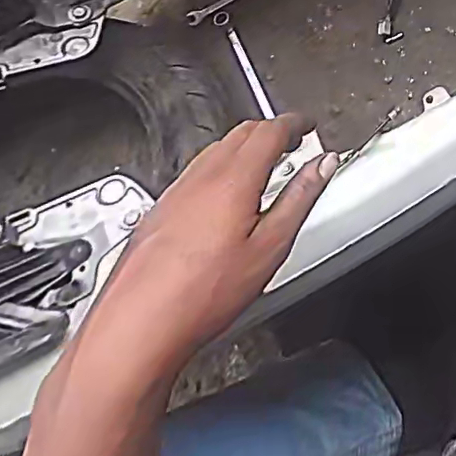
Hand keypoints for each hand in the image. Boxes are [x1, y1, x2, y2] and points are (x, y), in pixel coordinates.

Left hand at [69, 115, 339, 393]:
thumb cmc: (199, 296)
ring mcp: (174, 195)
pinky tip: (229, 194)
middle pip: (241, 133)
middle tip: (295, 141)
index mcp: (232, 180)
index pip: (269, 131)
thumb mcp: (271, 247)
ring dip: (246, 147)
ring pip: (216, 151)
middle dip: (272, 131)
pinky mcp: (158, 213)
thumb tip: (322, 165)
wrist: (133, 332)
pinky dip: (222, 168)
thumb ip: (301, 197)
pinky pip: (196, 173)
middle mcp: (200, 179)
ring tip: (267, 165)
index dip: (295, 123)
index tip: (308, 125)